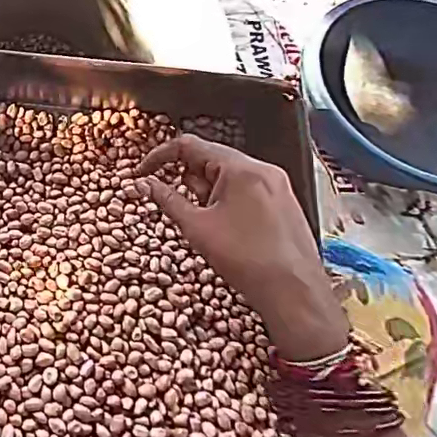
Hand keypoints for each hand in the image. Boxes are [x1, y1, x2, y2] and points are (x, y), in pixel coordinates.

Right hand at [133, 136, 344, 355]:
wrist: (293, 291)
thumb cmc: (246, 259)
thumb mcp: (195, 227)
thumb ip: (166, 199)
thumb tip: (144, 184)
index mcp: (241, 169)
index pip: (190, 145)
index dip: (159, 157)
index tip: (143, 172)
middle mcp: (263, 170)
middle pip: (210, 159)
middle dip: (186, 179)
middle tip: (177, 206)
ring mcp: (277, 186)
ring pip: (227, 176)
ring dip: (206, 193)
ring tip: (206, 225)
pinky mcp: (282, 203)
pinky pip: (245, 190)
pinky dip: (225, 201)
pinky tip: (224, 229)